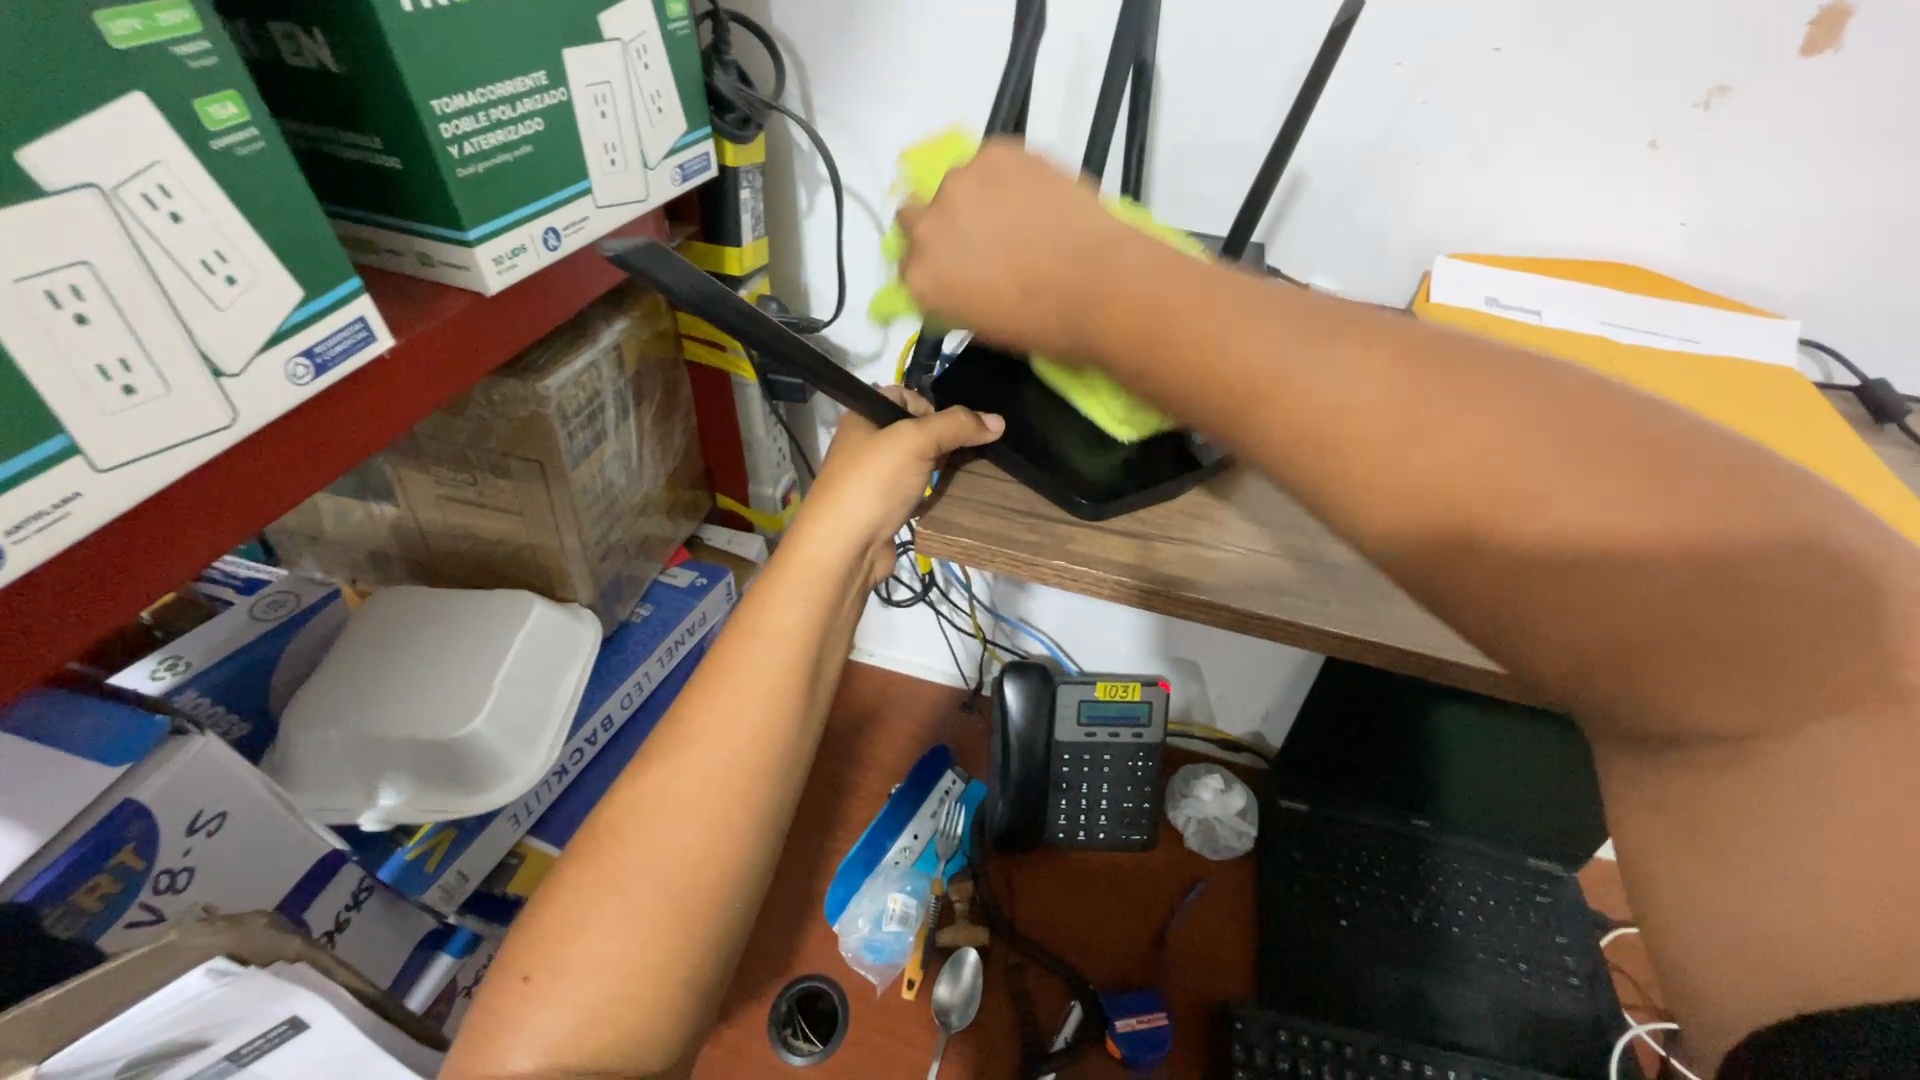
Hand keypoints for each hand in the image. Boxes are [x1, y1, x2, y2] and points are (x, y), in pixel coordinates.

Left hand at [799, 386, 1003, 587]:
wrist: (843, 548)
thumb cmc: (874, 483)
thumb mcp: (915, 441)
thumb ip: (956, 426)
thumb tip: (998, 421)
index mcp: (863, 418)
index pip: (903, 396)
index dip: (931, 406)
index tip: (952, 429)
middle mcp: (865, 445)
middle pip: (914, 432)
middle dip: (943, 441)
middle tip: (965, 455)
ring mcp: (873, 480)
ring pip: (917, 465)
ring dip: (941, 470)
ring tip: (966, 477)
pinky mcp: (883, 510)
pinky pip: (915, 494)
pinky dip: (933, 496)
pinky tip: (950, 501)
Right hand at [895, 139, 1144, 358]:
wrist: (1099, 283)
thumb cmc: (1044, 323)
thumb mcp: (982, 325)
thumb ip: (954, 297)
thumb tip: (959, 281)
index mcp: (921, 279)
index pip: (908, 265)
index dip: (933, 264)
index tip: (956, 267)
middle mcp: (927, 228)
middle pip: (913, 215)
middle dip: (940, 225)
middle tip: (981, 237)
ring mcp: (960, 184)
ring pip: (955, 183)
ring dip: (975, 196)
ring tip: (1017, 215)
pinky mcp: (995, 153)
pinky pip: (989, 161)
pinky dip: (1005, 175)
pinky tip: (1034, 195)